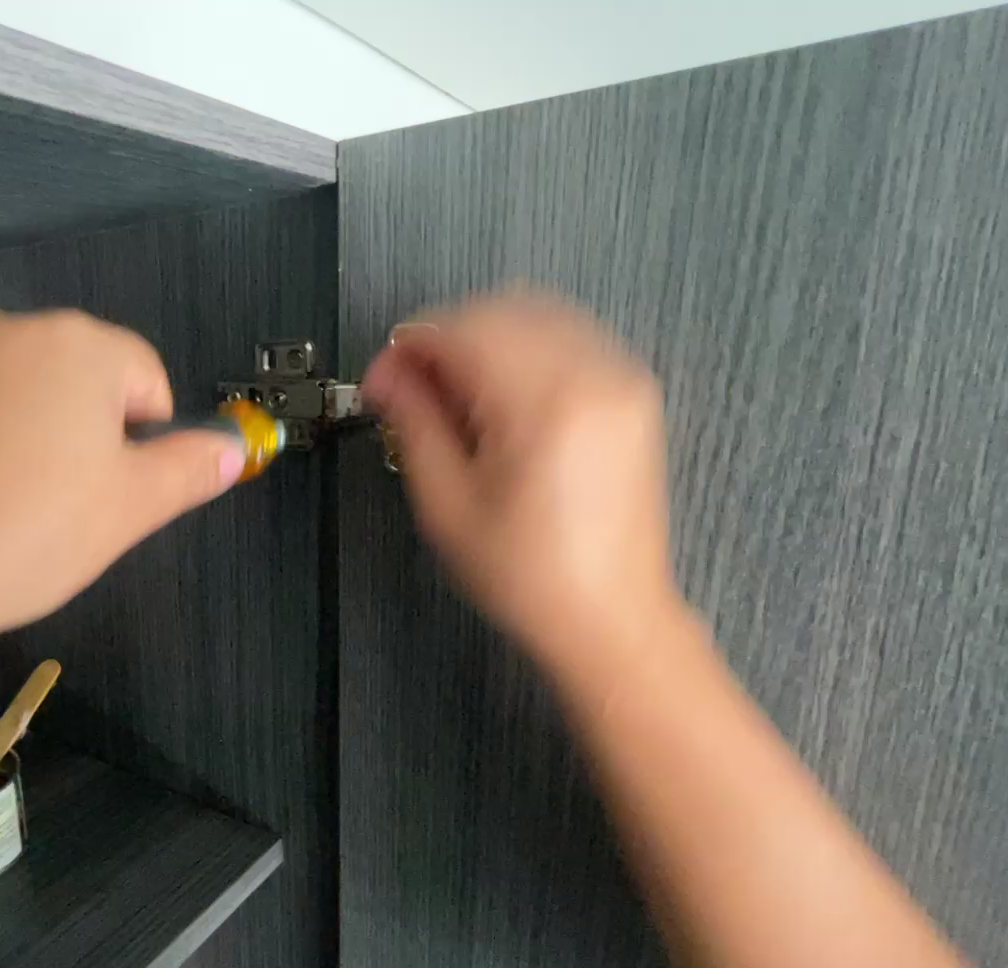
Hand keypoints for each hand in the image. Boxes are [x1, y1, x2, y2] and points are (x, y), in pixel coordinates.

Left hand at [0, 308, 243, 646]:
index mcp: (77, 346)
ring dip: (34, 440)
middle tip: (68, 507)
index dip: (146, 439)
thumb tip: (233, 450)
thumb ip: (190, 469)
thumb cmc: (26, 534)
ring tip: (11, 511)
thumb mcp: (130, 508)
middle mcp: (8, 331)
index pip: (145, 377)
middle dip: (89, 435)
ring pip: (20, 396)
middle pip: (79, 380)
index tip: (119, 493)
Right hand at [360, 294, 680, 672]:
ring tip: (447, 399)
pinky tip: (492, 399)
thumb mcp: (447, 504)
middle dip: (440, 341)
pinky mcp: (628, 394)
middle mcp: (593, 376)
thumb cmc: (531, 577)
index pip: (462, 329)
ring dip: (477, 342)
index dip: (407, 348)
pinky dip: (517, 352)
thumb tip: (388, 377)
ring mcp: (620, 380)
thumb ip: (414, 423)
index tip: (379, 380)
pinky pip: (563, 339)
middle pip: (497, 311)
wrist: (608, 616)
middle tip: (404, 388)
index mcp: (545, 403)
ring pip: (531, 316)